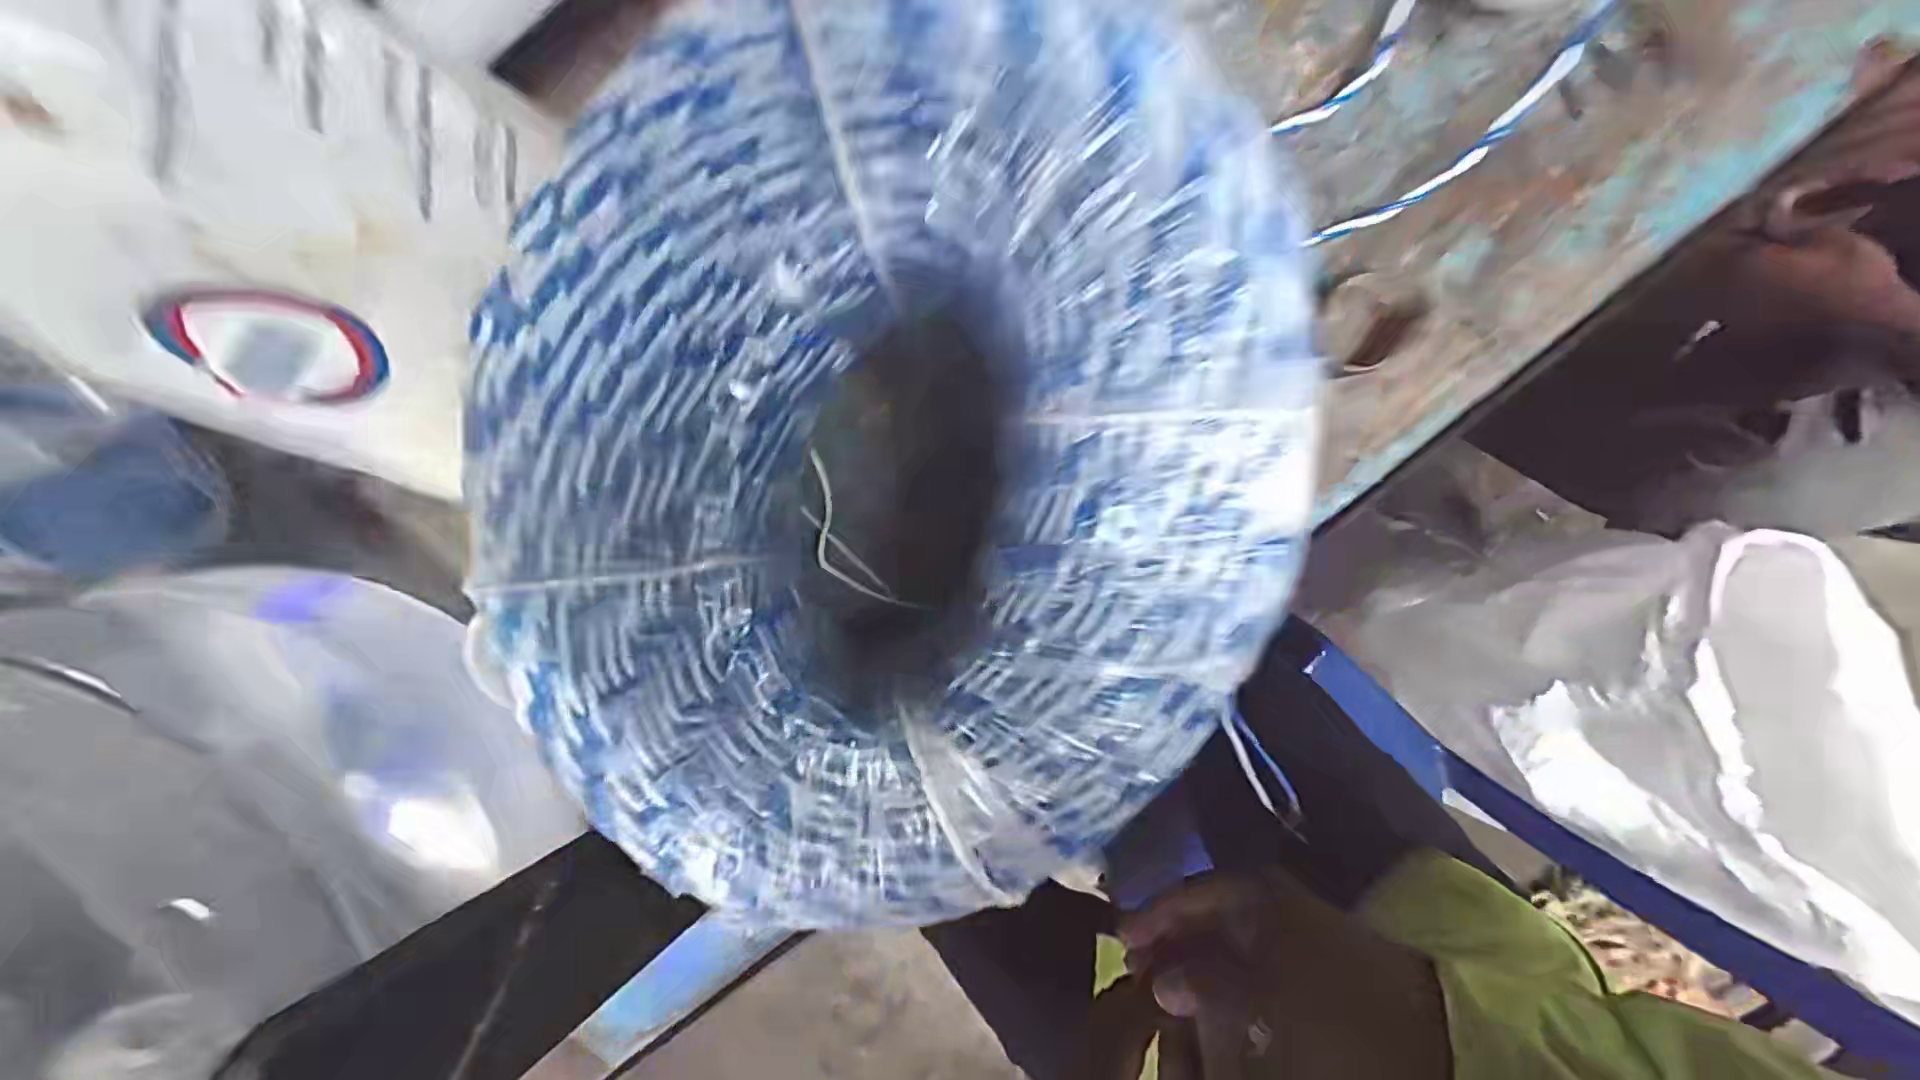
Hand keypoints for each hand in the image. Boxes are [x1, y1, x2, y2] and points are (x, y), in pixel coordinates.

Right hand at [1105, 867, 1451, 1079]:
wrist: (1434, 1030)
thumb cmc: (1341, 1009)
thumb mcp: (1267, 998)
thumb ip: (1207, 984)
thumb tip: (1160, 981)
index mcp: (1254, 891)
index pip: (1186, 895)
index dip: (1152, 919)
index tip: (1121, 943)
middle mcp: (1265, 896)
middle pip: (1200, 913)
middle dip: (1168, 941)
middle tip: (1136, 970)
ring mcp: (1286, 921)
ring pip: (1221, 934)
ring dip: (1192, 957)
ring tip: (1164, 985)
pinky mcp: (1304, 951)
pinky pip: (1246, 953)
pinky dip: (1221, 970)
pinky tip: (1208, 993)